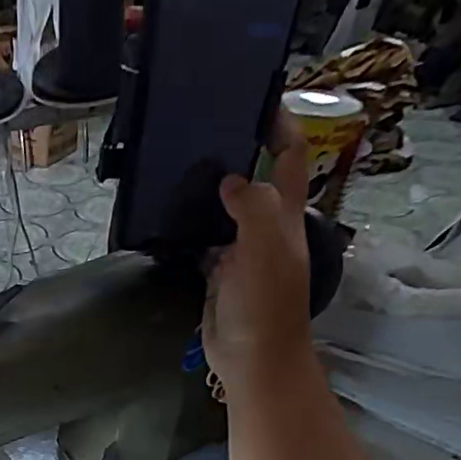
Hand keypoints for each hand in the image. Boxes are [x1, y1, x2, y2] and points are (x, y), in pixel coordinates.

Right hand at [202, 115, 312, 390]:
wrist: (253, 361)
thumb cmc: (266, 306)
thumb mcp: (266, 249)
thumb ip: (251, 207)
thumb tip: (228, 179)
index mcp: (284, 217)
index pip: (290, 159)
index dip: (281, 126)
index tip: (258, 97)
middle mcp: (264, 229)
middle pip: (254, 179)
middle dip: (238, 152)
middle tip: (204, 126)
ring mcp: (239, 254)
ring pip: (224, 211)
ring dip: (208, 190)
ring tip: (180, 162)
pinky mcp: (217, 276)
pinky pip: (204, 243)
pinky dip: (191, 228)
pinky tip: (170, 213)